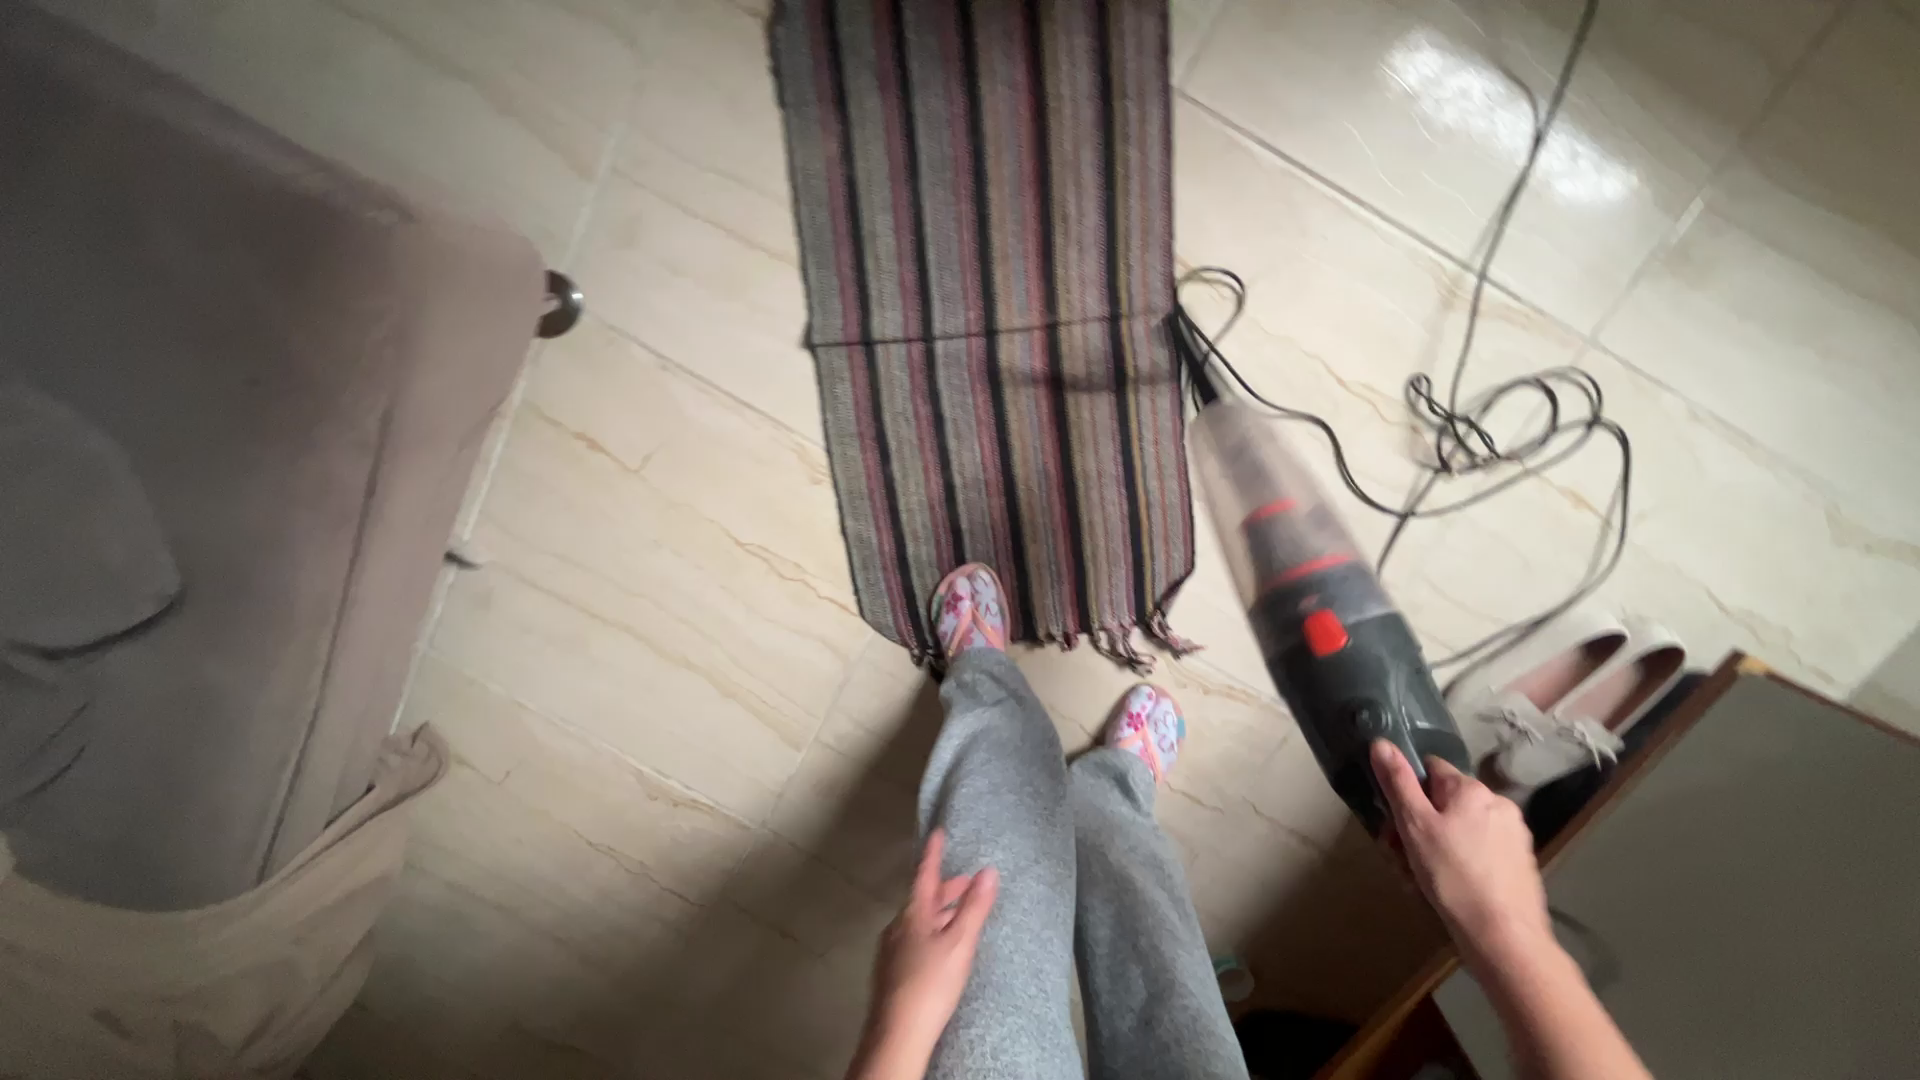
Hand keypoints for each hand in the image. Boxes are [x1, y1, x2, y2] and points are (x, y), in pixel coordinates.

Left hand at [849, 829, 997, 1079]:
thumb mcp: (960, 943)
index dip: (934, 854)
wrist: (897, 1034)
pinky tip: (939, 950)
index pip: (925, 874)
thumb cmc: (931, 984)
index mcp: (913, 913)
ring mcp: (890, 949)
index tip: (938, 833)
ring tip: (958, 917)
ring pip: (917, 920)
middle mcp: (898, 925)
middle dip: (945, 889)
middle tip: (967, 885)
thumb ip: (974, 907)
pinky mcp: (890, 972)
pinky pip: (912, 939)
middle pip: (923, 898)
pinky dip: (929, 932)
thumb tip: (989, 871)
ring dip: (939, 913)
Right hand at [1370, 740, 1552, 971]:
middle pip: (1442, 802)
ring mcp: (1513, 835)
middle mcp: (1498, 804)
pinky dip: (1457, 861)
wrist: (1504, 937)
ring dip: (1432, 845)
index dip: (1406, 792)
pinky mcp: (1520, 863)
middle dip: (1416, 825)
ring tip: (1418, 876)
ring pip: (1458, 828)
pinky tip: (1445, 886)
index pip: (1429, 770)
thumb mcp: (1413, 824)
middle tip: (1400, 855)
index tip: (1395, 822)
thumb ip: (1397, 781)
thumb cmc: (1452, 875)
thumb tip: (1381, 742)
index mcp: (1472, 790)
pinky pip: (1477, 850)